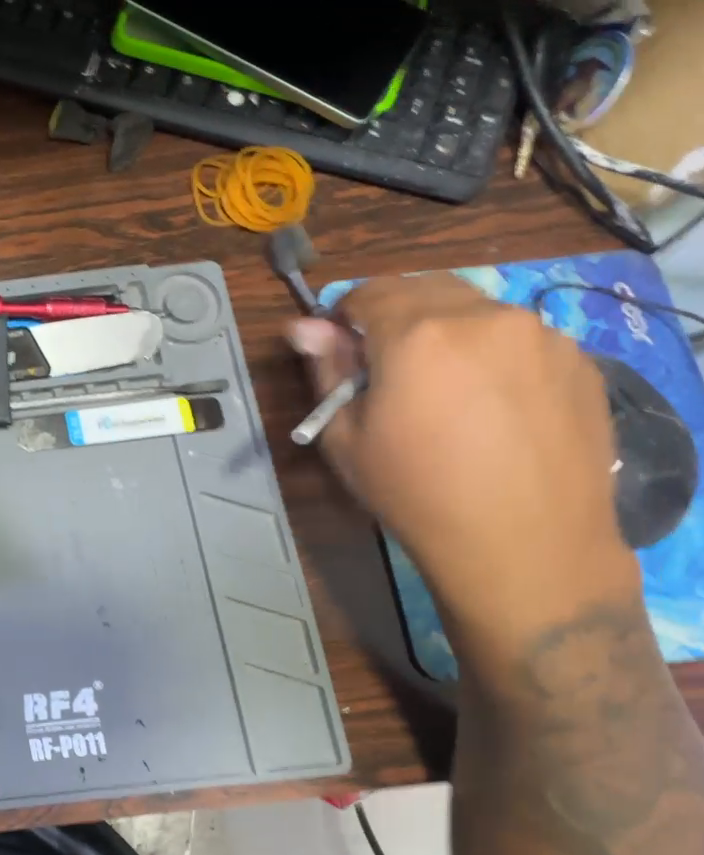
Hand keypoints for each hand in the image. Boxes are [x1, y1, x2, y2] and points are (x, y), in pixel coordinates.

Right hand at [288, 274, 637, 644]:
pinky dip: (490, 356)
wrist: (522, 537)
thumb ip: (328, 371)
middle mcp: (486, 318)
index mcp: (419, 334)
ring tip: (437, 392)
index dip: (343, 315)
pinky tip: (485, 408)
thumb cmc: (413, 489)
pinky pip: (519, 340)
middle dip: (395, 315)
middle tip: (381, 368)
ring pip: (477, 312)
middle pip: (427, 289)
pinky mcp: (578, 360)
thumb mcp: (345, 436)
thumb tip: (304, 328)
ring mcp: (542, 336)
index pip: (370, 292)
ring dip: (446, 333)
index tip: (337, 349)